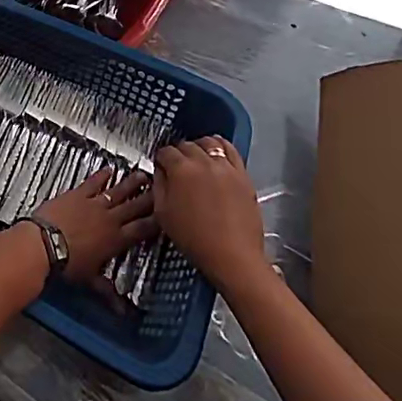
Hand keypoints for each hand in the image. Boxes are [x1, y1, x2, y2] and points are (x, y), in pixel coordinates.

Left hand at [33, 169, 156, 283]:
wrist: (44, 243)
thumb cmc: (67, 264)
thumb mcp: (90, 280)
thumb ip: (108, 293)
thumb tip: (123, 312)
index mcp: (116, 240)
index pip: (142, 229)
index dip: (156, 221)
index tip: (167, 214)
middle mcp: (109, 219)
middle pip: (135, 206)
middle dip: (149, 198)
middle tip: (161, 188)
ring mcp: (94, 204)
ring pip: (118, 191)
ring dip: (131, 183)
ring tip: (143, 175)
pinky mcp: (77, 194)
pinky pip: (94, 183)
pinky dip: (102, 176)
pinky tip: (108, 170)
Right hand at [153, 137, 269, 285]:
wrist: (232, 256)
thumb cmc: (195, 239)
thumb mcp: (163, 213)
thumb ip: (159, 186)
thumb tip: (160, 172)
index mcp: (180, 170)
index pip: (165, 151)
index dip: (161, 158)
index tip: (161, 165)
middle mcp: (203, 162)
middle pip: (186, 145)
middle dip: (178, 153)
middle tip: (176, 164)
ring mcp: (225, 168)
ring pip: (209, 143)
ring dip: (199, 147)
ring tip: (197, 156)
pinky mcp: (242, 176)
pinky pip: (232, 151)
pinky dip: (222, 147)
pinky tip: (218, 153)